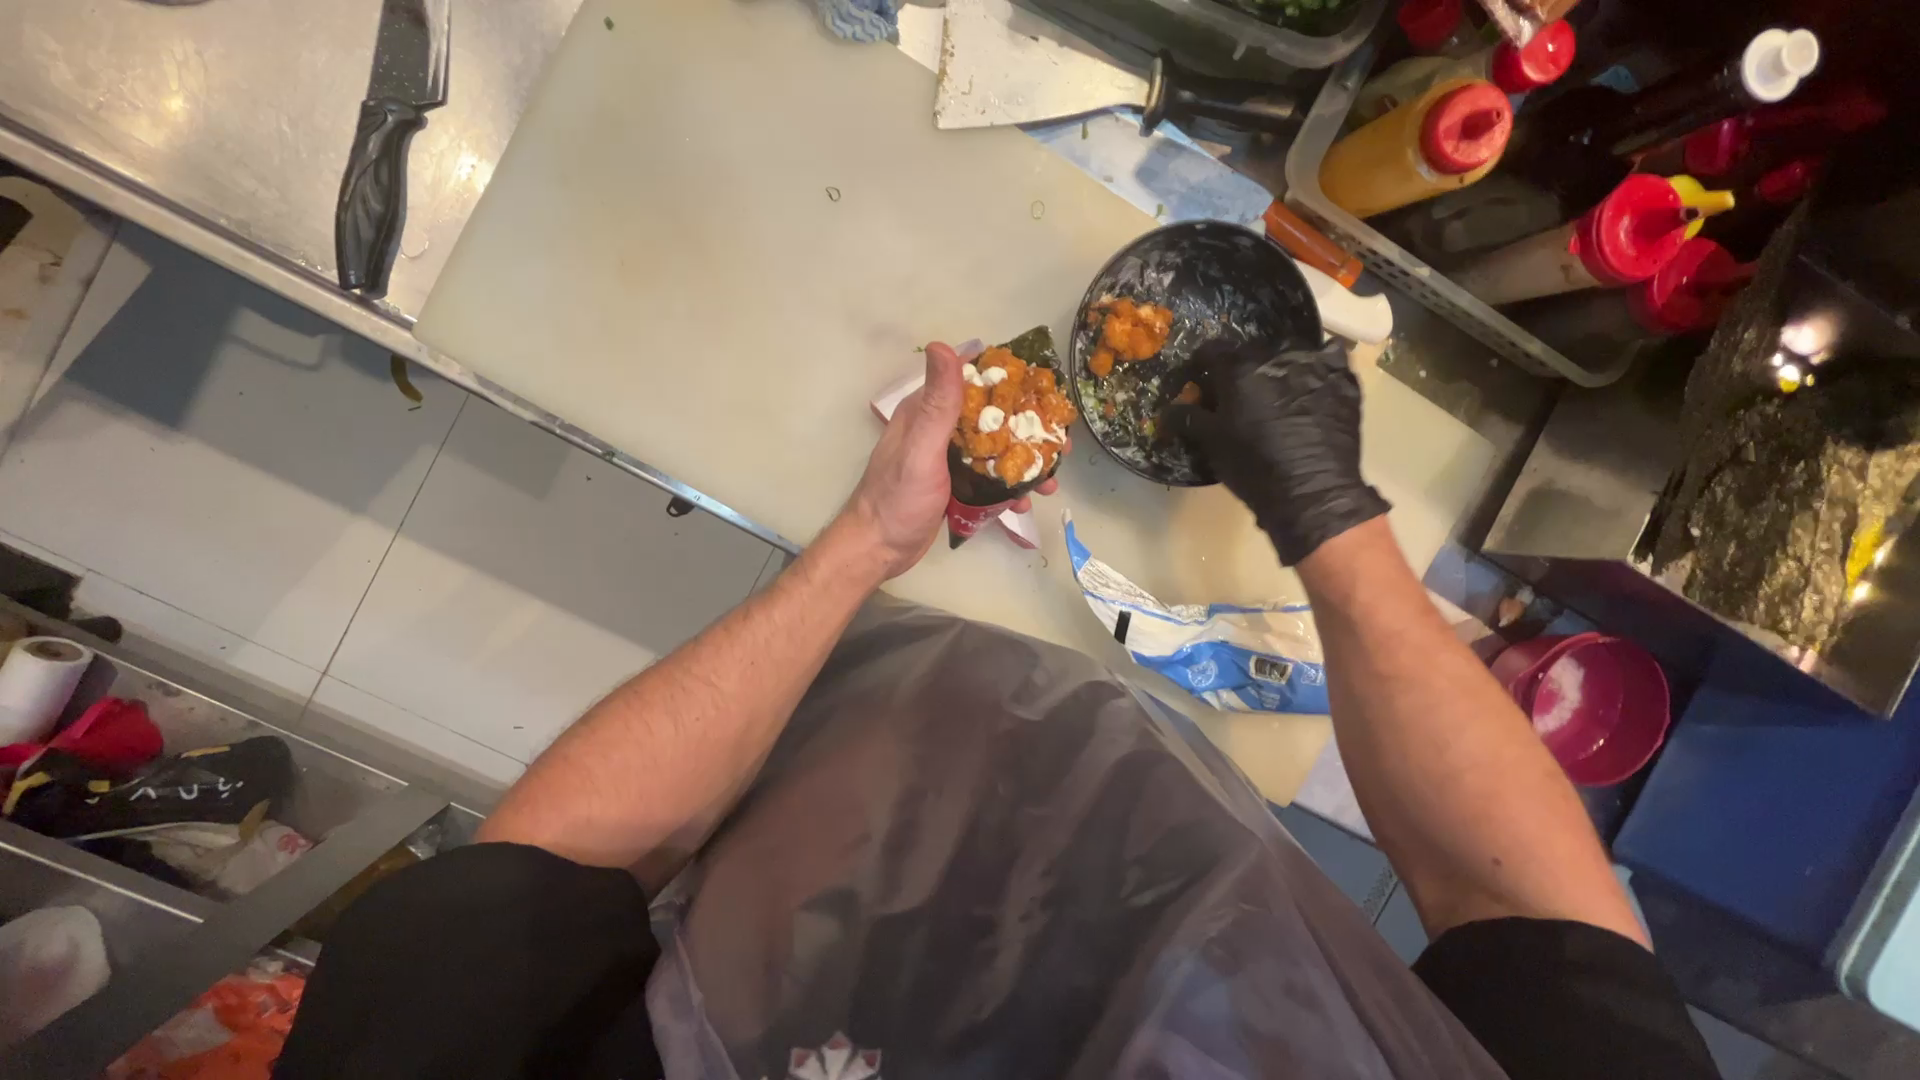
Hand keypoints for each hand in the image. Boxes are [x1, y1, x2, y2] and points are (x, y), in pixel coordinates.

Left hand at [837, 342, 1060, 579]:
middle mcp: (939, 429)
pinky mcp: (954, 485)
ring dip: (1025, 462)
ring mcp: (947, 459)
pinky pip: (990, 479)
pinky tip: (1026, 503)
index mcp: (927, 410)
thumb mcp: (921, 449)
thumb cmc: (897, 499)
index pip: (971, 379)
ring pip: (995, 450)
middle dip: (1028, 428)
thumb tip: (943, 345)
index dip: (1009, 380)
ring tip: (1052, 480)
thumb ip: (938, 403)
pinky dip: (1010, 488)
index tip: (1045, 389)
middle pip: (992, 417)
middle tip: (1060, 442)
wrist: (878, 549)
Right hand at [1165, 339, 1388, 565]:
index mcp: (1239, 368)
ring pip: (1291, 352)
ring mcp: (1315, 364)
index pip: (1212, 349)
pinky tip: (1313, 386)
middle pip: (1252, 351)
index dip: (1203, 363)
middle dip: (1243, 367)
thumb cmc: (1253, 467)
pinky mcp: (1344, 380)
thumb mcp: (1211, 443)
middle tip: (1240, 392)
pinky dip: (1319, 368)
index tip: (1201, 379)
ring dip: (1281, 365)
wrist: (1311, 492)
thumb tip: (1168, 409)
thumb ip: (1188, 418)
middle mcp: (1277, 356)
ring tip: (1278, 389)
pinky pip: (1329, 360)